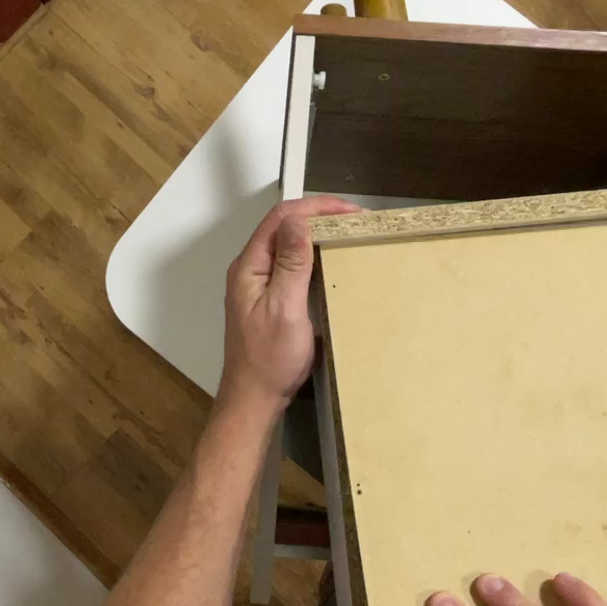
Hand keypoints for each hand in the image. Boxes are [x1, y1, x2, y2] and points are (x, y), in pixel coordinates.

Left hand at [219, 195, 359, 414]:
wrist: (254, 398)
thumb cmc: (269, 360)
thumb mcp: (285, 308)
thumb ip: (291, 263)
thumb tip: (299, 219)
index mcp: (249, 267)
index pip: (281, 218)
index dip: (316, 207)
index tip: (350, 211)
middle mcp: (251, 270)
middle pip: (284, 228)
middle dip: (320, 217)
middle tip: (357, 222)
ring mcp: (259, 286)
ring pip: (288, 247)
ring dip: (318, 236)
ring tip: (349, 236)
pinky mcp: (269, 300)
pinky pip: (291, 267)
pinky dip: (313, 258)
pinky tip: (332, 263)